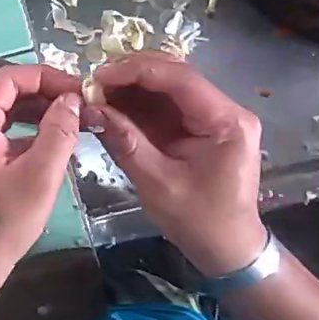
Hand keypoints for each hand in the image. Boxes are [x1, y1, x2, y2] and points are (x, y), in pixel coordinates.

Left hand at [0, 65, 83, 291]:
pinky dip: (23, 133)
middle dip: (44, 95)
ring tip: (74, 123)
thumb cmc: (2, 223)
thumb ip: (58, 132)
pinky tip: (51, 145)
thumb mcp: (40, 176)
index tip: (80, 90)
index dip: (47, 77)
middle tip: (82, 107)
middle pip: (4, 93)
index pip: (10, 78)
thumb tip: (71, 100)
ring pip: (2, 113)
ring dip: (36, 114)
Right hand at [89, 53, 265, 275]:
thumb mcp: (157, 183)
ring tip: (95, 93)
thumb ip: (125, 141)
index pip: (179, 78)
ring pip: (164, 83)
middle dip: (130, 73)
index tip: (97, 77)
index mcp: (226, 121)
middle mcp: (223, 109)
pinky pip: (161, 101)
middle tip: (92, 84)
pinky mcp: (195, 123)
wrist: (227, 248)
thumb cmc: (200, 220)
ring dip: (129, 84)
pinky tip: (109, 104)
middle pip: (173, 73)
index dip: (135, 71)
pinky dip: (133, 99)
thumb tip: (91, 108)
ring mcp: (209, 114)